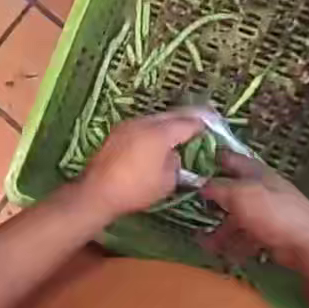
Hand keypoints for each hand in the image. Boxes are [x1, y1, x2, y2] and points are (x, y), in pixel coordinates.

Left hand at [70, 109, 208, 218]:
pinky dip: (154, 129)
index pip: (187, 123)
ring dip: (169, 122)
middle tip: (201, 120)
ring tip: (180, 130)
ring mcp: (128, 125)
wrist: (97, 192)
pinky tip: (157, 140)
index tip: (211, 125)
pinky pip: (142, 126)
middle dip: (187, 117)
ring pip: (155, 118)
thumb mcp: (166, 181)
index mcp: (160, 133)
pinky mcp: (116, 133)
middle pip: (171, 115)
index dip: (202, 124)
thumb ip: (176, 164)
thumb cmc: (136, 189)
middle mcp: (144, 123)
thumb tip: (174, 155)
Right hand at [201, 152, 308, 270]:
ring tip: (204, 241)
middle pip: (231, 191)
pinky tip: (222, 252)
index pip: (230, 159)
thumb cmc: (272, 213)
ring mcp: (267, 212)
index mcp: (255, 172)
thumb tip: (201, 185)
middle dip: (212, 201)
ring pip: (237, 217)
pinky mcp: (270, 234)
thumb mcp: (239, 195)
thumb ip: (217, 188)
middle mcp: (261, 189)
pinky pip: (246, 236)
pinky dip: (234, 243)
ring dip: (221, 229)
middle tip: (192, 209)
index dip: (211, 159)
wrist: (308, 245)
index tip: (191, 166)